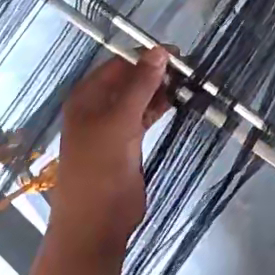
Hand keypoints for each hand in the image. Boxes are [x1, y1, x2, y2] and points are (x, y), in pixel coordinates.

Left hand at [49, 47, 172, 251]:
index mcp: (86, 97)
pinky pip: (143, 118)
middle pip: (128, 81)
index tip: (178, 54)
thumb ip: (140, 86)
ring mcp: (111, 127)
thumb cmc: (100, 168)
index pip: (118, 65)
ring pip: (138, 99)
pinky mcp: (126, 145)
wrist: (95, 223)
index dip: (145, 57)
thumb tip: (159, 51)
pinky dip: (158, 109)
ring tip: (189, 84)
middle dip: (155, 74)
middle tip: (189, 70)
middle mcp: (96, 107)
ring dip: (159, 91)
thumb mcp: (119, 122)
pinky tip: (178, 103)